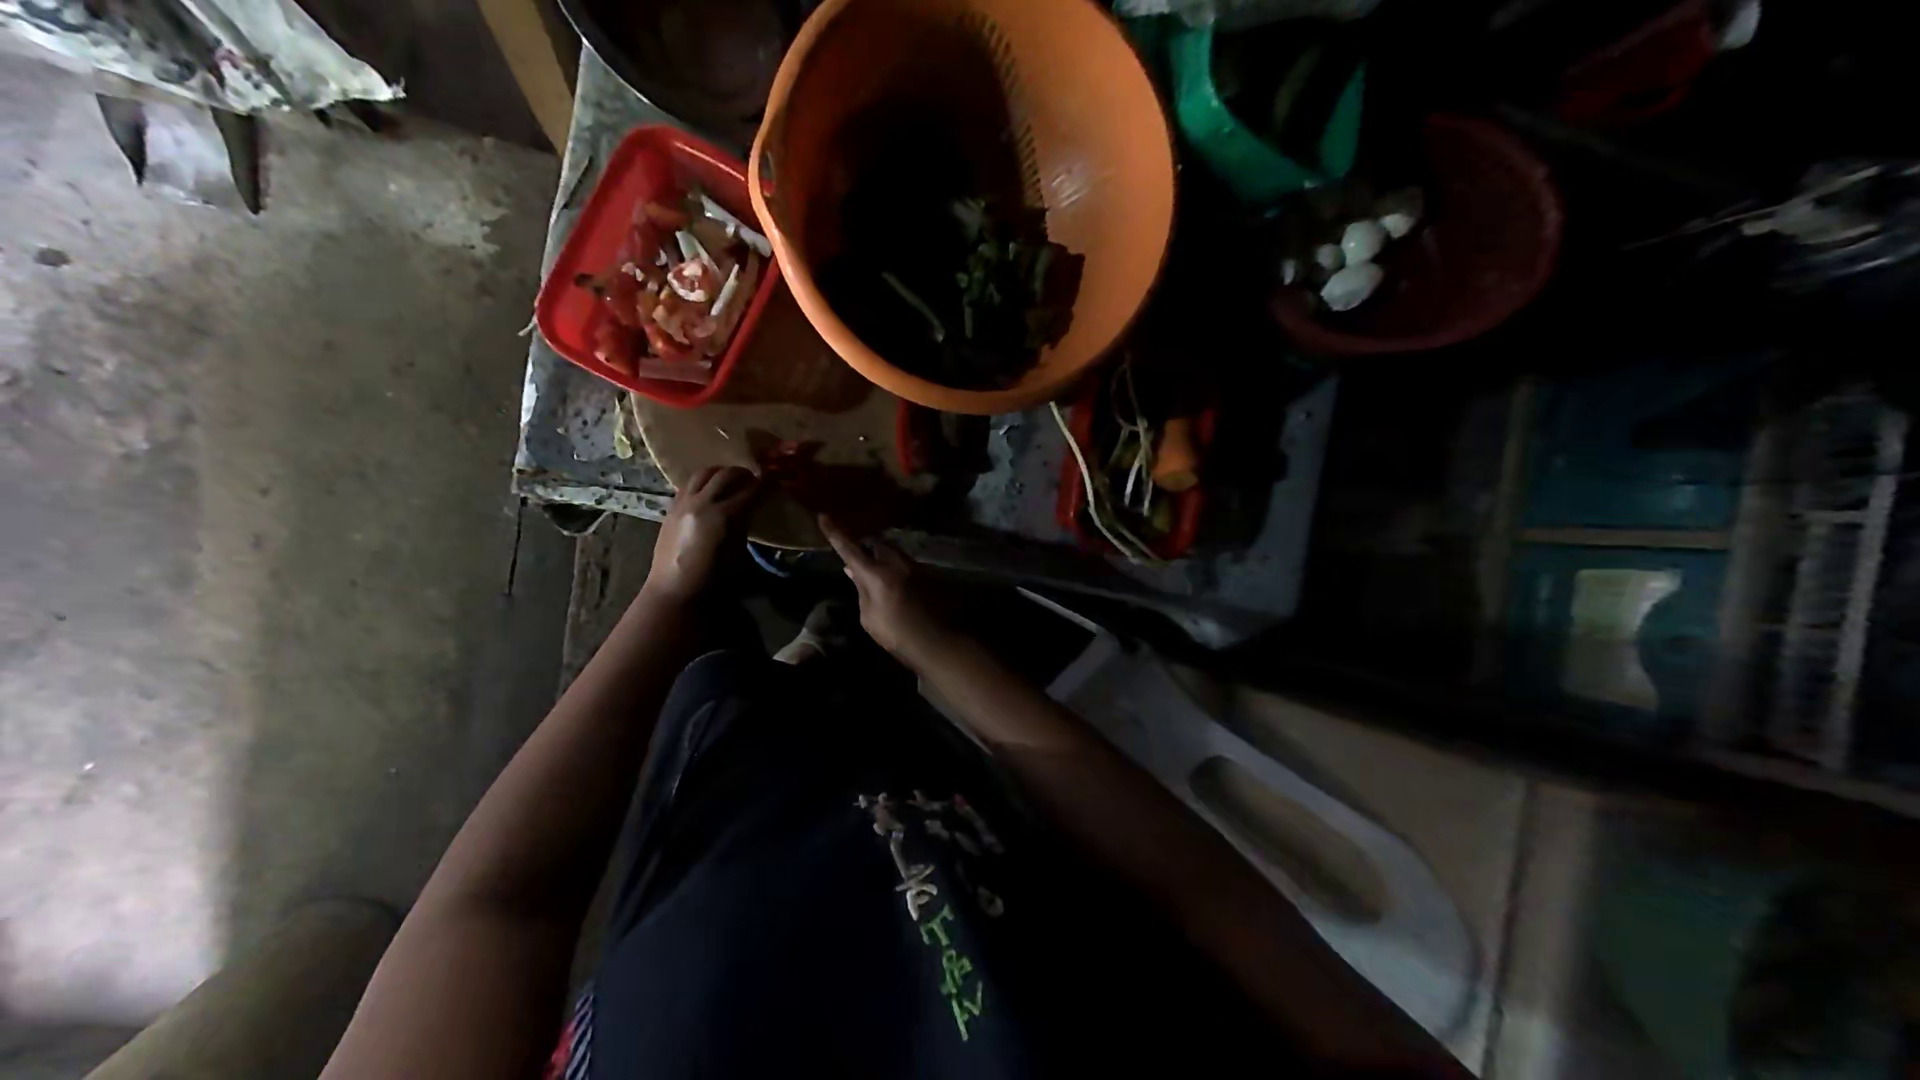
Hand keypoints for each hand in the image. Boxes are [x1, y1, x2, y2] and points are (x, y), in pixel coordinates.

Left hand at [645, 466, 757, 604]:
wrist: (675, 589)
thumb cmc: (714, 579)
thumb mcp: (739, 552)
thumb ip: (745, 525)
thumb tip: (749, 511)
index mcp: (725, 516)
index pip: (751, 490)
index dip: (765, 483)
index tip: (773, 480)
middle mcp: (703, 503)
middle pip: (726, 474)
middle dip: (743, 473)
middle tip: (753, 479)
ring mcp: (684, 503)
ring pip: (704, 473)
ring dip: (720, 473)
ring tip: (729, 481)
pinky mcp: (671, 508)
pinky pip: (688, 485)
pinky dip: (702, 483)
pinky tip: (708, 493)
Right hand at [819, 514, 955, 668]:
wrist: (936, 643)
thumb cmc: (896, 635)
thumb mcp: (869, 617)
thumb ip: (860, 589)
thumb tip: (852, 570)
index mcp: (877, 575)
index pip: (850, 548)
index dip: (835, 533)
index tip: (824, 517)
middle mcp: (897, 564)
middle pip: (877, 544)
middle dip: (867, 548)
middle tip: (860, 561)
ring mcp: (916, 567)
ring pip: (894, 553)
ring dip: (884, 559)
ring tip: (880, 576)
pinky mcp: (929, 574)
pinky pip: (906, 564)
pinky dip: (897, 570)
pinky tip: (898, 586)